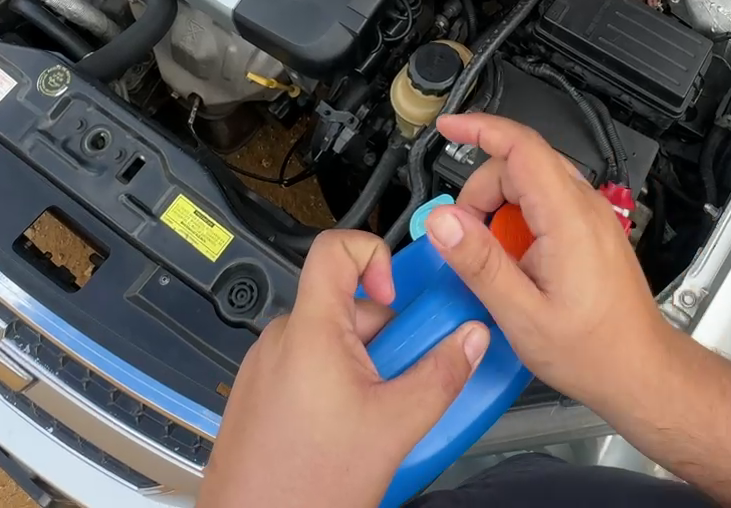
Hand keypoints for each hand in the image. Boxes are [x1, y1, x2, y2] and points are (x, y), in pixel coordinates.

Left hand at [200, 229, 488, 507]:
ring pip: (330, 338)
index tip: (395, 293)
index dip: (372, 252)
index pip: (335, 247)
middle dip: (384, 334)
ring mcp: (266, 366)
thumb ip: (441, 375)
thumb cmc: (303, 487)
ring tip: (376, 414)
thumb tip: (471, 338)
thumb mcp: (393, 427)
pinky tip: (346, 428)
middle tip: (403, 377)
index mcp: (311, 329)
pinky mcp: (259, 394)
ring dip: (362, 362)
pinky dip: (335, 382)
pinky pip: (308, 365)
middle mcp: (282, 337)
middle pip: (346, 303)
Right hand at [424, 112, 677, 418]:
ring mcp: (590, 214)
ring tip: (492, 257)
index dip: (480, 128)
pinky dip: (516, 218)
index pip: (521, 146)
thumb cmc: (593, 351)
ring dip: (498, 206)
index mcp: (568, 217)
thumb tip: (442, 220)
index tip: (448, 126)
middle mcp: (583, 204)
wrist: (641, 370)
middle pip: (518, 163)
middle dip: (480, 192)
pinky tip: (514, 259)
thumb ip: (479, 262)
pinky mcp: (589, 227)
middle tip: (463, 238)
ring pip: (530, 180)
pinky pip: (544, 200)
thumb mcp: (522, 315)